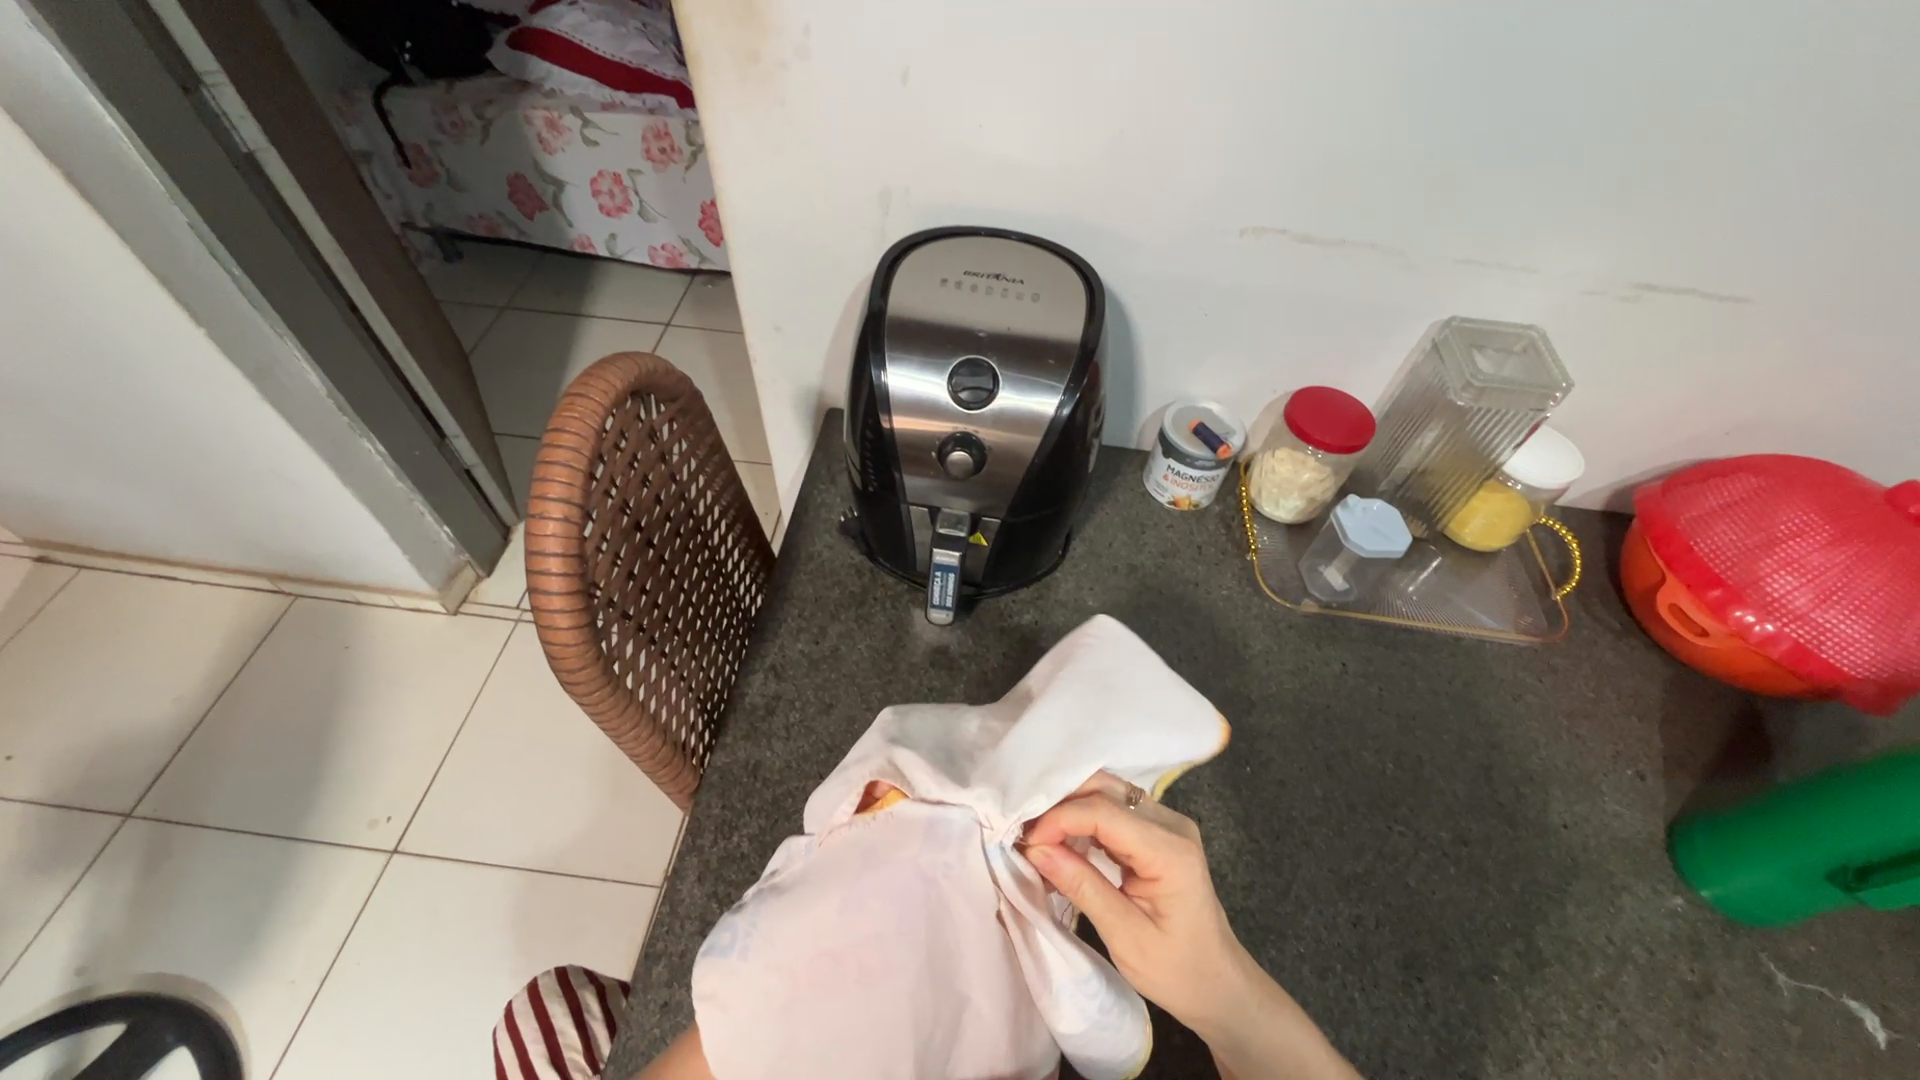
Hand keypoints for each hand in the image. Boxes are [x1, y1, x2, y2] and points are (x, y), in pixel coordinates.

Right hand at [1023, 774, 1362, 1079]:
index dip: (1058, 819)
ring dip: (1068, 809)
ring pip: (1106, 792)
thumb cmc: (1177, 971)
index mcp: (1170, 850)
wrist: (1219, 984)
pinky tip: (1062, 840)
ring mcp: (1166, 823)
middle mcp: (1171, 824)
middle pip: (1104, 788)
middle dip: (1059, 805)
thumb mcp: (1125, 937)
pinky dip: (1082, 819)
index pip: (1103, 812)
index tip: (1026, 844)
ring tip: (1038, 838)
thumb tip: (1036, 849)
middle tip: (1026, 835)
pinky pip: (1113, 809)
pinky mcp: (1157, 831)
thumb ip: (1081, 886)